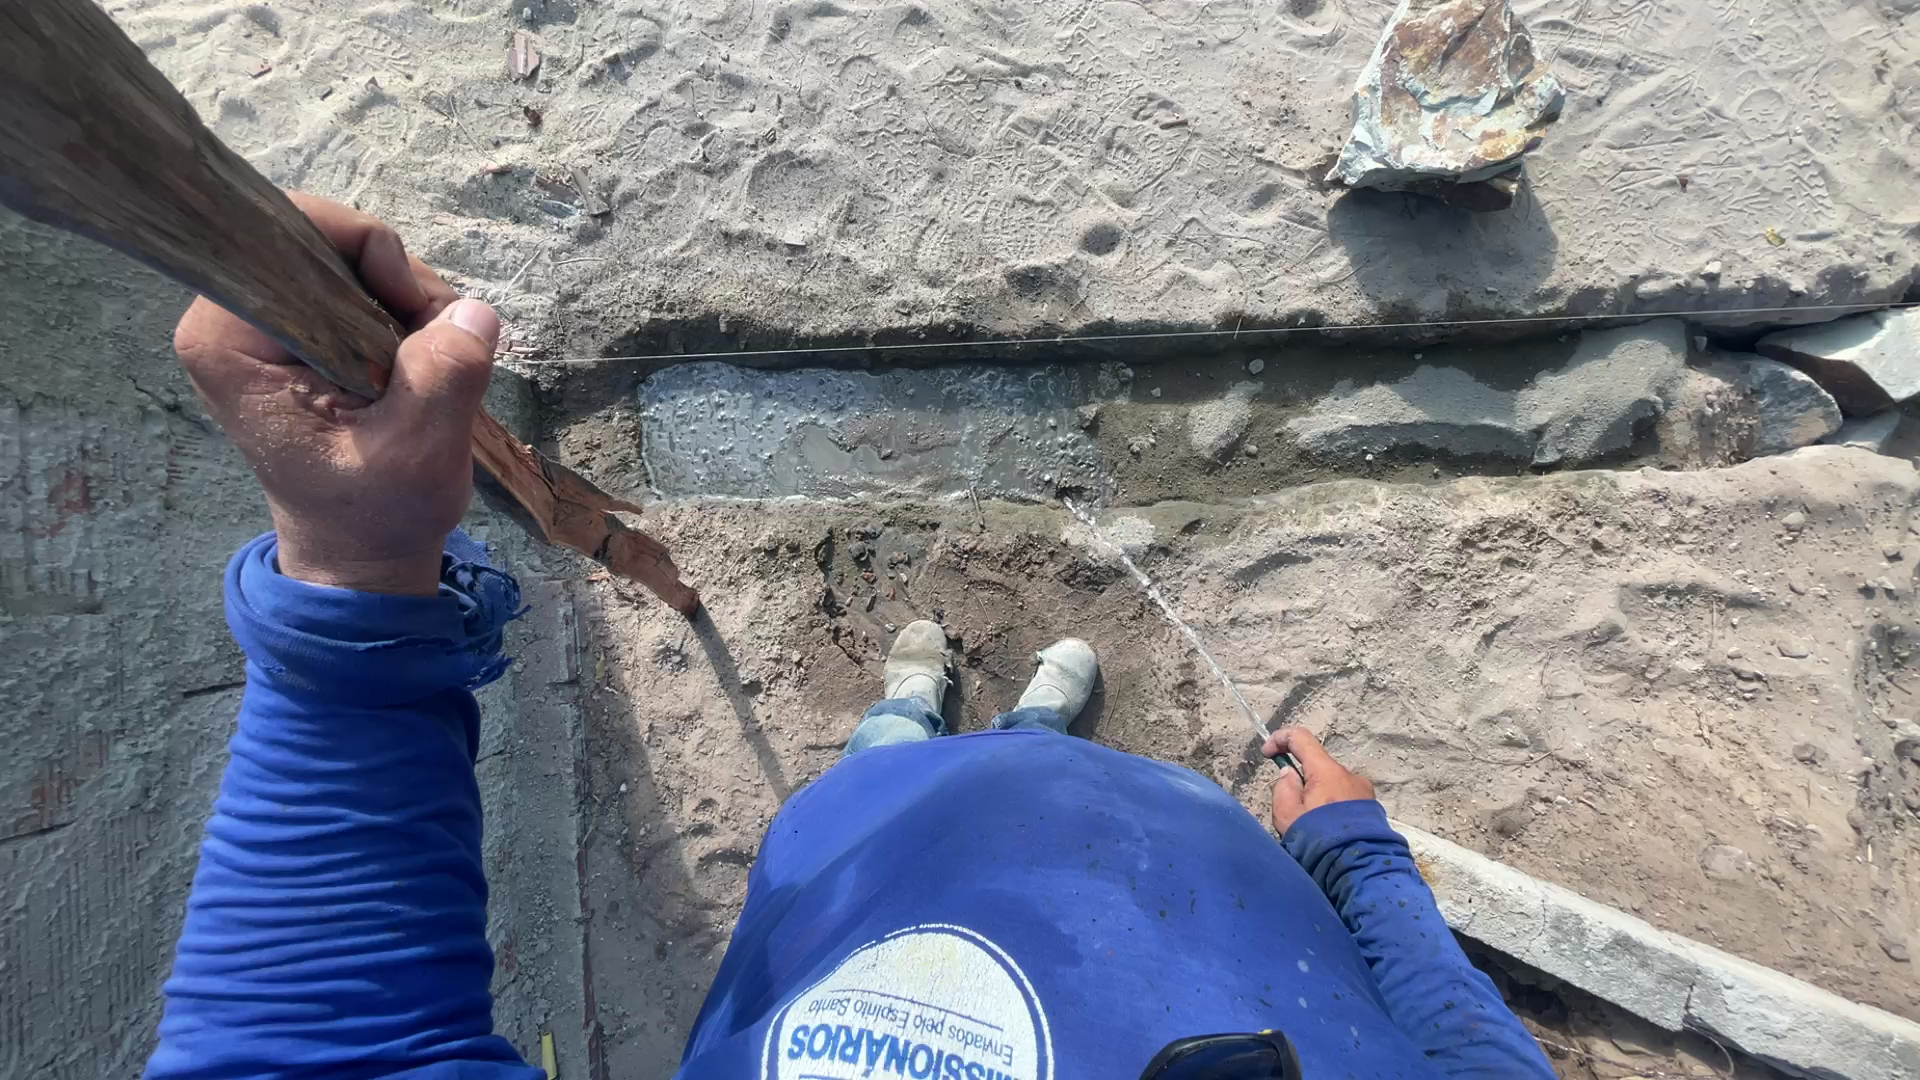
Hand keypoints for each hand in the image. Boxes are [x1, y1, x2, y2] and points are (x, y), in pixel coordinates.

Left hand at [174, 193, 498, 594]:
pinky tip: (431, 366)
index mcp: (233, 338)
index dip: (369, 253)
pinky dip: (418, 322)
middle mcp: (243, 317)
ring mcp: (281, 327)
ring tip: (443, 369)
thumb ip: (443, 377)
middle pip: (331, 244)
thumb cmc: (379, 510)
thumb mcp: (419, 451)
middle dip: (406, 287)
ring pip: (361, 268)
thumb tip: (477, 312)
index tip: (421, 312)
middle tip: (447, 348)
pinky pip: (372, 297)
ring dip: (420, 309)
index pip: (290, 236)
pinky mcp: (316, 340)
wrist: (367, 550)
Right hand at [1263, 726, 1376, 835]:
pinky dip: (1332, 804)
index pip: (1300, 737)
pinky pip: (1345, 797)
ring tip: (1311, 822)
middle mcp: (1349, 775)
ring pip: (1331, 782)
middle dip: (1300, 777)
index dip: (1279, 739)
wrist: (1361, 870)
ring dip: (1317, 793)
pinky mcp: (1373, 808)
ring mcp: (1364, 791)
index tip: (1266, 754)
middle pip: (1317, 764)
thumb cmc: (1319, 838)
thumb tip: (1290, 774)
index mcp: (1326, 771)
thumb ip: (1283, 786)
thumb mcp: (1287, 813)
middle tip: (1291, 805)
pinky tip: (1329, 827)